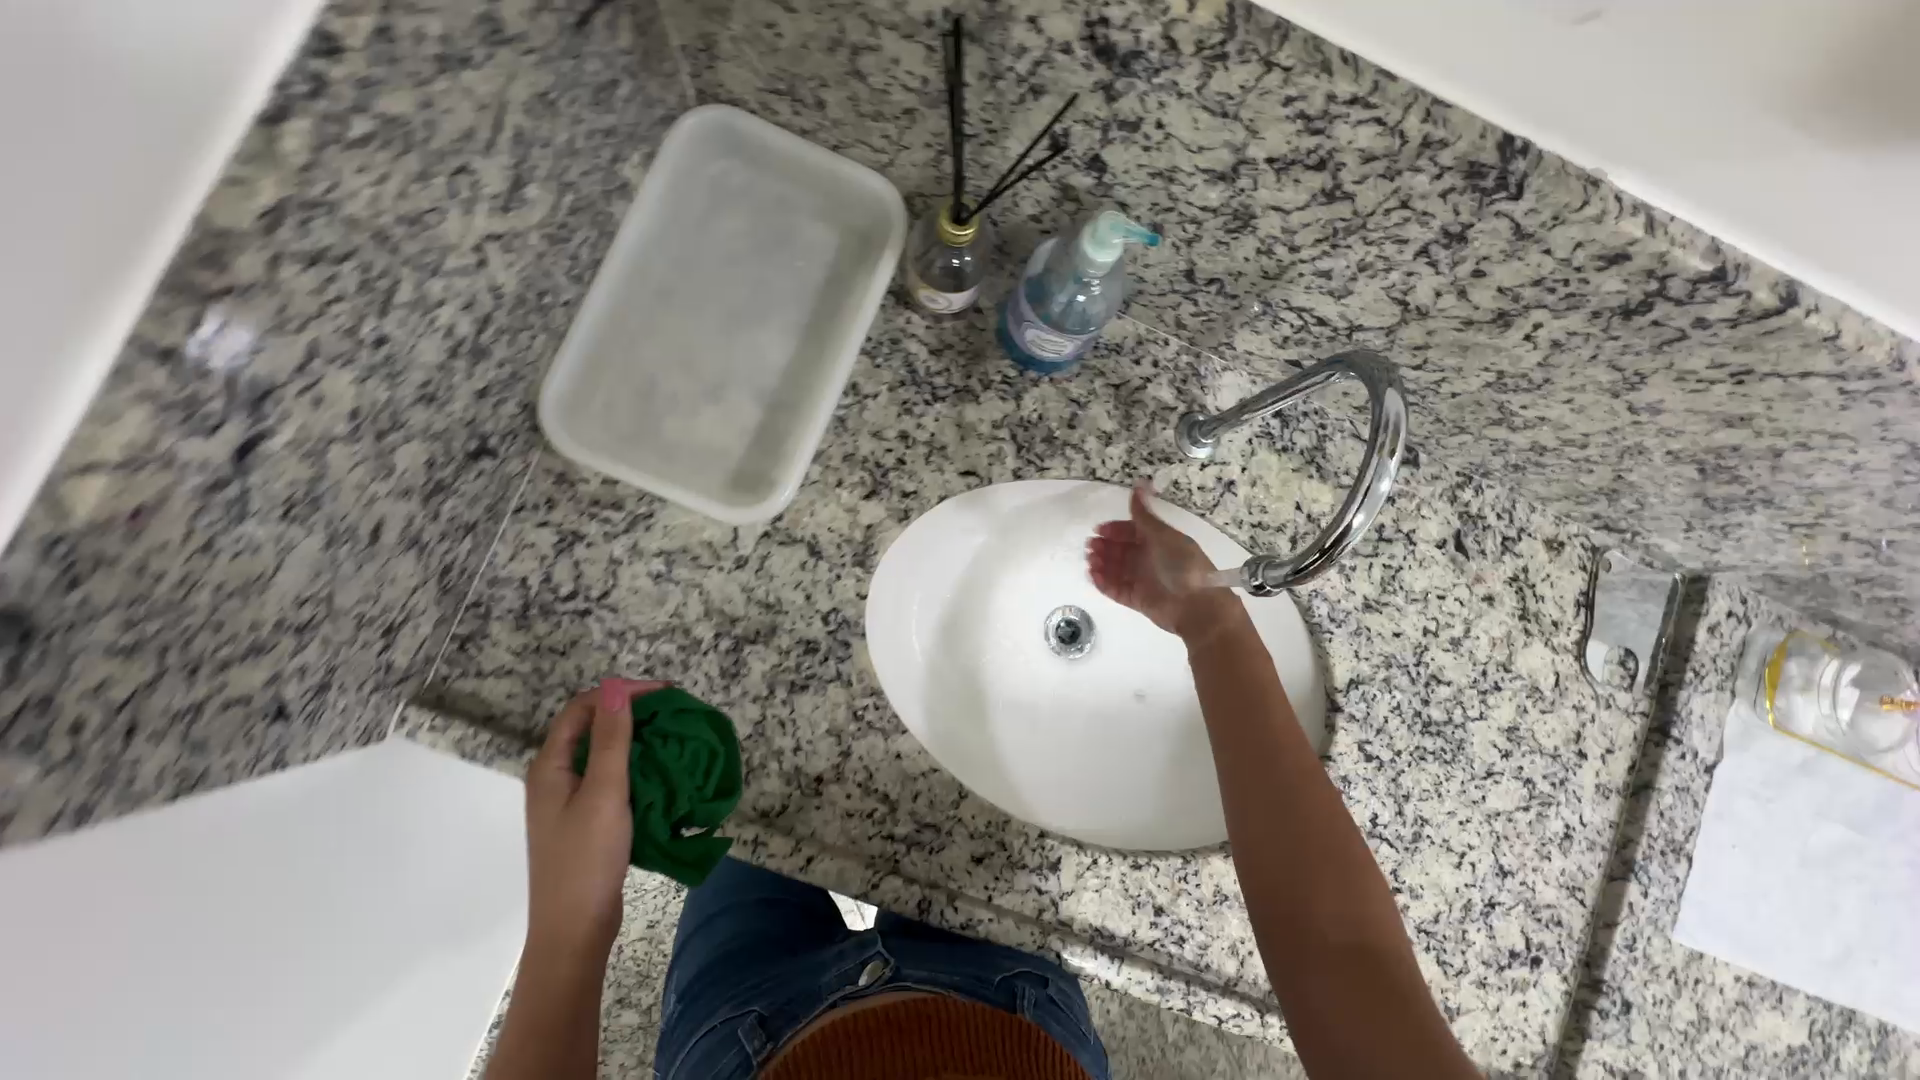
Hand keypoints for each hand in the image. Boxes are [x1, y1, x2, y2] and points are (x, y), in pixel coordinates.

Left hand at [523, 678, 665, 960]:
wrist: (575, 930)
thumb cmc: (586, 859)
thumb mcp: (604, 793)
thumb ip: (610, 740)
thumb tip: (616, 688)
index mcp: (550, 765)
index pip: (583, 708)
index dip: (621, 693)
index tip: (666, 694)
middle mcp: (555, 777)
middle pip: (592, 728)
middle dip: (633, 713)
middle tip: (676, 714)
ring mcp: (569, 800)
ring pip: (604, 754)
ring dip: (637, 740)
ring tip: (675, 737)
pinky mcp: (586, 819)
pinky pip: (611, 779)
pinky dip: (636, 767)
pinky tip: (662, 773)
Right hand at [1087, 481, 1241, 643]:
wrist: (1196, 605)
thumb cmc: (1182, 566)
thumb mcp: (1163, 536)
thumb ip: (1145, 515)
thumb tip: (1138, 484)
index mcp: (1157, 541)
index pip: (1131, 531)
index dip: (1115, 530)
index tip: (1099, 530)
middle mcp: (1148, 559)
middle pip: (1120, 550)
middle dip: (1104, 546)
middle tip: (1091, 547)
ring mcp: (1141, 579)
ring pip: (1115, 569)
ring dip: (1101, 563)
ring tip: (1090, 561)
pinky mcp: (1135, 599)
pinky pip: (1115, 589)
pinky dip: (1103, 583)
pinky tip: (1093, 575)